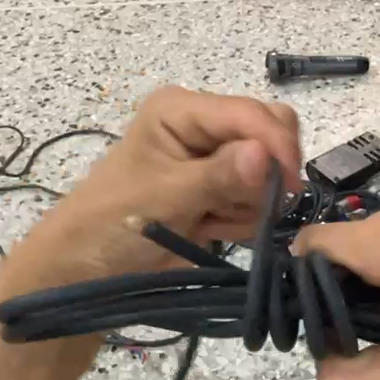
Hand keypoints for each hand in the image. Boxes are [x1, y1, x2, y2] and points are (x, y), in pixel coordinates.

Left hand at [2, 87, 301, 289]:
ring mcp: (216, 156)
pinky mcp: (223, 187)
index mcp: (182, 108)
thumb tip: (264, 154)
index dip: (275, 145)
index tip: (289, 187)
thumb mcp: (164, 197)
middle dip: (265, 173)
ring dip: (251, 202)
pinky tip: (212, 228)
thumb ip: (218, 176)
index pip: (250, 113)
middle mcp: (204, 124)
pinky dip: (245, 217)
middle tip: (242, 207)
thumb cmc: (112, 224)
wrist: (89, 270)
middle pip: (271, 132)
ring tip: (212, 222)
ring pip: (271, 168)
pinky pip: (262, 196)